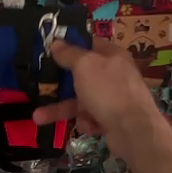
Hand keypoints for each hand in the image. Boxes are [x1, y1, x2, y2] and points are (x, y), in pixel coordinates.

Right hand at [32, 39, 165, 158]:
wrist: (133, 129)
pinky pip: (92, 117)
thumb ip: (69, 54)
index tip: (51, 52)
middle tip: (41, 87)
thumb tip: (56, 42)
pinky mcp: (113, 118)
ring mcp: (115, 98)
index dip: (71, 46)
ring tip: (38, 118)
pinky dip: (87, 122)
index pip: (90, 45)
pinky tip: (88, 126)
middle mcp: (115, 75)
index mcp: (112, 55)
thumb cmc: (108, 90)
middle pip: (82, 75)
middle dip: (61, 85)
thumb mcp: (84, 66)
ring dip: (62, 109)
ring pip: (82, 100)